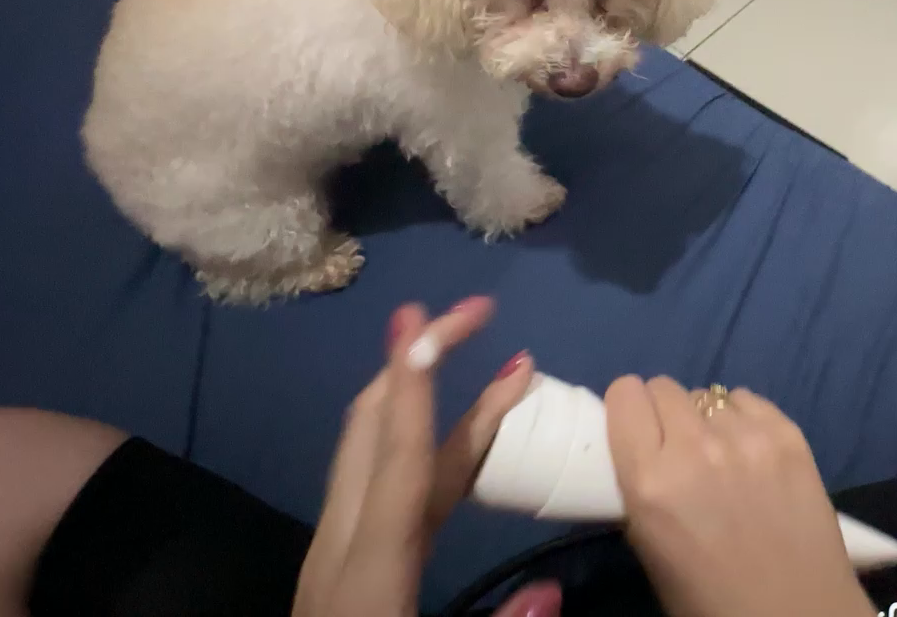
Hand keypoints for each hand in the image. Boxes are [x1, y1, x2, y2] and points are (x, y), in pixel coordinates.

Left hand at [291, 299, 553, 616]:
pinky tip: (471, 429)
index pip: (395, 461)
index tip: (421, 321)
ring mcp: (340, 544)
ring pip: (382, 443)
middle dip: (420, 357)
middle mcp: (342, 543)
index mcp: (366, 573)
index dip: (412, 387)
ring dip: (433, 389)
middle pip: (374, 427)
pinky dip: (432, 433)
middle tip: (476, 310)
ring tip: (494, 355)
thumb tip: (555, 586)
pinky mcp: (350, 553)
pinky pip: (391, 473)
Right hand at [605, 376, 870, 616]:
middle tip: (676, 445)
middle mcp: (695, 446)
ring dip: (705, 418)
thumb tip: (644, 448)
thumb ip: (642, 487)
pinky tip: (751, 452)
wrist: (797, 616)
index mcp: (651, 482)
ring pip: (707, 394)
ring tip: (721, 455)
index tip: (635, 425)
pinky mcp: (786, 431)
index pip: (626, 395)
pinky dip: (742, 418)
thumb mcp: (651, 549)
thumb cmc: (711, 600)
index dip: (628, 407)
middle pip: (665, 387)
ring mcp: (746, 435)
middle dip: (664, 412)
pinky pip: (746, 399)